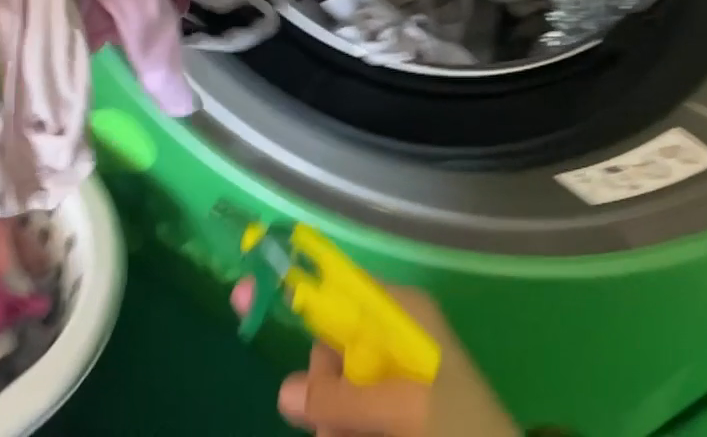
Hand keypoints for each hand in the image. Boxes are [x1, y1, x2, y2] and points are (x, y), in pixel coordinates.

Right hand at [232, 279, 520, 436]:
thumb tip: (285, 392)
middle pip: (329, 342)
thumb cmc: (461, 429)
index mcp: (401, 312)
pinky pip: (354, 406)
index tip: (245, 292)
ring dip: (332, 417)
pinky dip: (345, 426)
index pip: (335, 283)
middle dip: (321, 386)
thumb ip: (341, 398)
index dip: (292, 286)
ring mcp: (398, 370)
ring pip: (338, 383)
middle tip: (328, 427)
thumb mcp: (402, 411)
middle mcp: (395, 333)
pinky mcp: (400, 406)